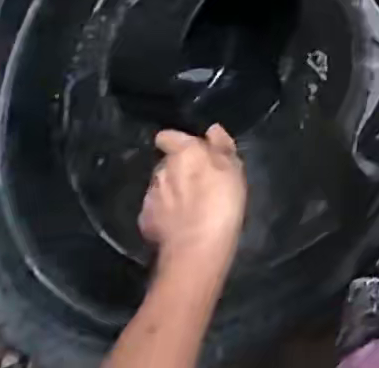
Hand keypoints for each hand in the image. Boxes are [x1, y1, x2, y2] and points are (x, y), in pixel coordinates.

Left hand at [138, 126, 246, 272]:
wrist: (197, 248)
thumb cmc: (222, 201)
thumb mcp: (234, 168)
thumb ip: (221, 146)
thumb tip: (212, 130)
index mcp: (184, 152)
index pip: (168, 136)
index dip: (176, 141)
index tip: (189, 150)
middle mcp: (162, 169)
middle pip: (167, 162)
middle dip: (179, 168)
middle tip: (199, 181)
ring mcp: (150, 195)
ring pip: (161, 185)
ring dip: (172, 189)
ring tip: (190, 204)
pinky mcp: (144, 220)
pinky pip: (155, 208)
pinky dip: (165, 211)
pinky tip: (178, 222)